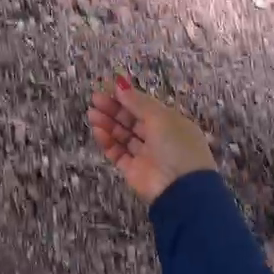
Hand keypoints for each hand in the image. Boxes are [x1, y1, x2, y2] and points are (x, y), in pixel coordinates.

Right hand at [88, 78, 217, 206]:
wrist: (182, 190)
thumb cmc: (176, 146)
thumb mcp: (160, 118)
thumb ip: (137, 102)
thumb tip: (119, 84)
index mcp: (170, 124)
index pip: (145, 107)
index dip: (127, 98)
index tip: (108, 88)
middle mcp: (158, 139)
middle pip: (132, 120)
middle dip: (113, 109)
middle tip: (95, 99)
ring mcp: (145, 156)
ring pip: (123, 136)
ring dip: (108, 124)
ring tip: (92, 114)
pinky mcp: (133, 171)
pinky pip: (118, 153)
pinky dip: (108, 142)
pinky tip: (98, 131)